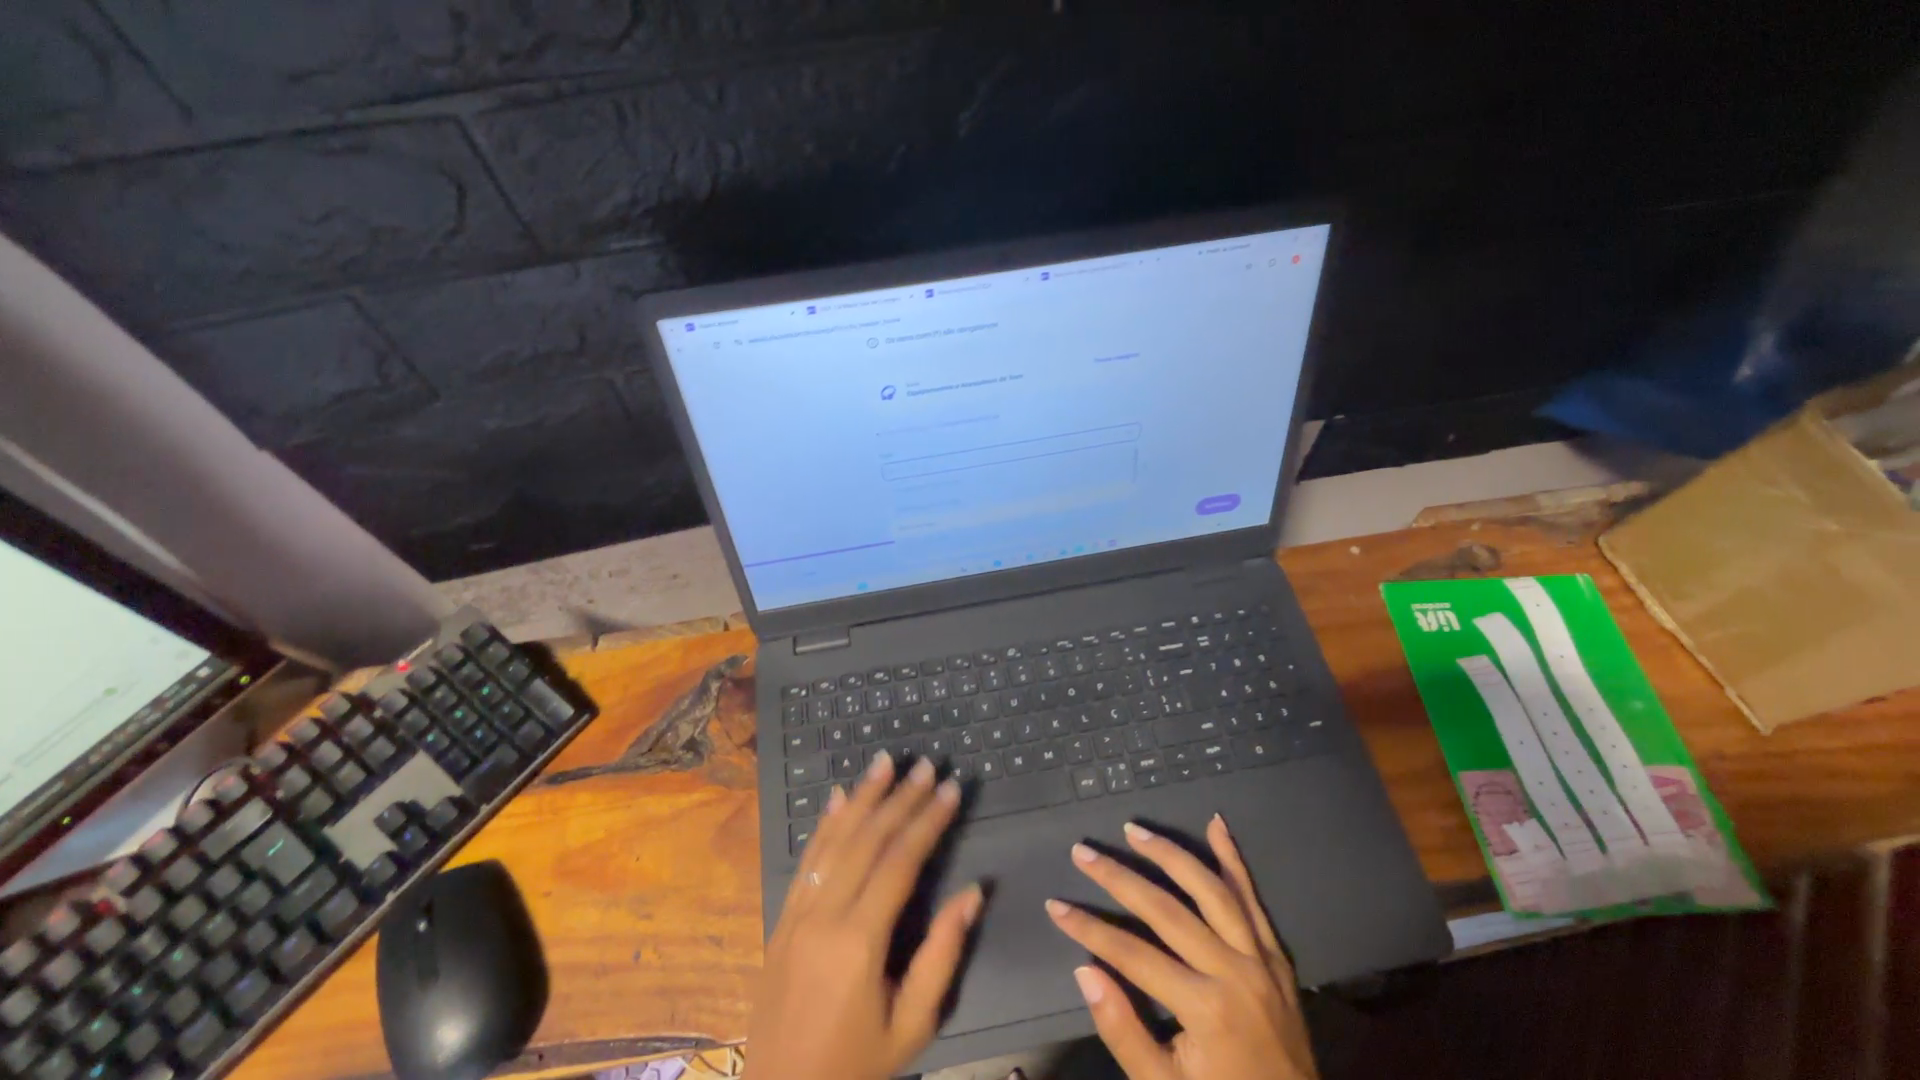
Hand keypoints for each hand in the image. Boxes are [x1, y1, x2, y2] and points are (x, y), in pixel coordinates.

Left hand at [744, 752, 983, 1079]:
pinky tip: (838, 798)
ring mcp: (796, 914)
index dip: (927, 822)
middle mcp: (824, 916)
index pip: (900, 863)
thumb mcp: (913, 1022)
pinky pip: (805, 861)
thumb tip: (973, 892)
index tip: (950, 788)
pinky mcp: (780, 921)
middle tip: (925, 764)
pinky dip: (825, 826)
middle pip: (867, 842)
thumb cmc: (857, 1063)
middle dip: (899, 798)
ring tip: (885, 762)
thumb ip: (942, 954)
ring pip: (833, 842)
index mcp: (860, 941)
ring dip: (862, 798)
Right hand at [1046, 815, 1317, 1079]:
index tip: (1055, 906)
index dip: (1089, 929)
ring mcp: (1260, 959)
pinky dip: (1234, 861)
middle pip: (1168, 910)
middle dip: (1120, 878)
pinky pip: (1253, 899)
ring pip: (1212, 890)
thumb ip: (1124, 1031)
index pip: (1132, 954)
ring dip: (1171, 855)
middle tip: (1083, 852)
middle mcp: (1234, 970)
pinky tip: (1216, 826)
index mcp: (1205, 1006)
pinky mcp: (1276, 956)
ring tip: (1135, 830)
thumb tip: (1084, 971)